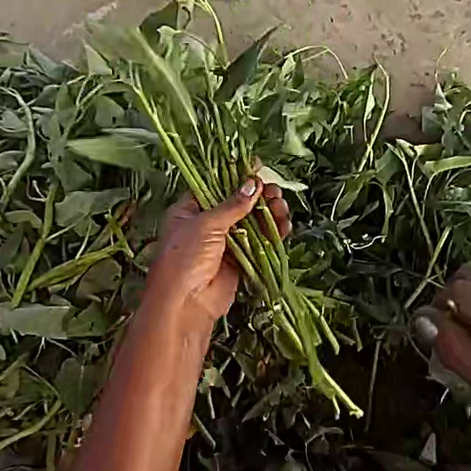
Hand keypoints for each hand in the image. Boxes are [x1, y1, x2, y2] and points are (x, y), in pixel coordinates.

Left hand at [143, 178, 290, 337]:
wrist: (185, 305)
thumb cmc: (185, 258)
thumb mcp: (206, 224)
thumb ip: (232, 205)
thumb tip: (253, 184)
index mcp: (189, 211)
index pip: (215, 186)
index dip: (236, 176)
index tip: (257, 166)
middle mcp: (207, 225)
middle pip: (238, 204)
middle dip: (258, 196)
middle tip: (274, 190)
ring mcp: (224, 244)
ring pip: (252, 223)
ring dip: (268, 213)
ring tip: (280, 206)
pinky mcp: (240, 261)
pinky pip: (260, 243)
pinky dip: (273, 233)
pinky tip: (285, 224)